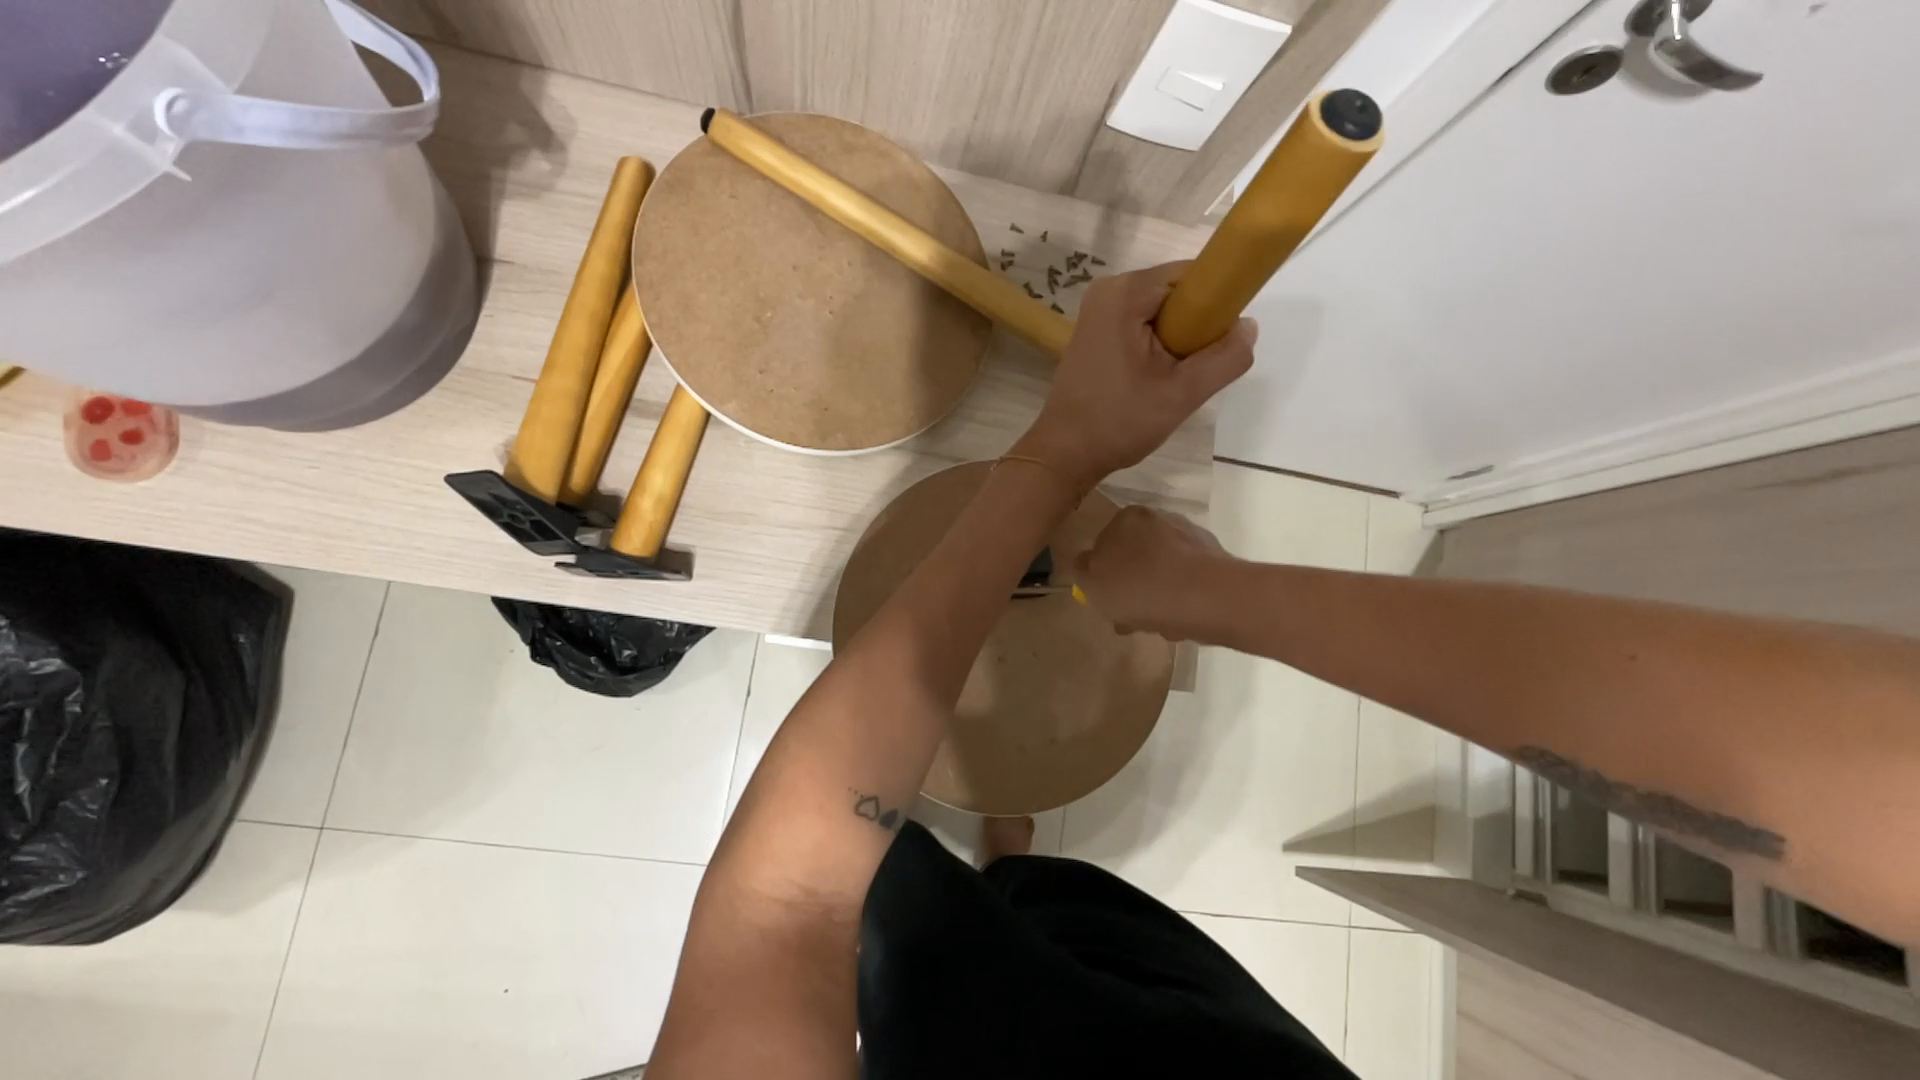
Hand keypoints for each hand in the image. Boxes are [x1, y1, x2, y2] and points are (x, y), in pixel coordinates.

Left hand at [1012, 262, 1256, 488]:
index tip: (1224, 340)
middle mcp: (1108, 292)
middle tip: (1194, 371)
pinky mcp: (1096, 334)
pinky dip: (1158, 350)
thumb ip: (1224, 358)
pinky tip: (1154, 382)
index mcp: (1124, 293)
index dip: (1217, 301)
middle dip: (1196, 327)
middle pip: (1177, 294)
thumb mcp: (1182, 394)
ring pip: (1162, 315)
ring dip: (1178, 344)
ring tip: (1172, 381)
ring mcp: (1098, 313)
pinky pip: (1143, 328)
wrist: (1065, 454)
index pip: (1191, 275)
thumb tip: (1249, 327)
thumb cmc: (1118, 422)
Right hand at [1074, 505, 1235, 640]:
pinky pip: (1186, 582)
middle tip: (1129, 616)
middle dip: (1132, 585)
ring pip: (1162, 571)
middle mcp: (1160, 519)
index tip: (1106, 600)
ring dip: (1156, 594)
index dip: (1102, 574)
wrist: (1206, 598)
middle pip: (1136, 557)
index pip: (1104, 543)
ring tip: (1155, 624)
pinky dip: (1179, 599)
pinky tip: (1178, 620)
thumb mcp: (1092, 583)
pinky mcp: (1214, 561)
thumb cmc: (1140, 588)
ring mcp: (1190, 538)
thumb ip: (1083, 572)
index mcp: (1127, 517)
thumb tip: (1086, 566)